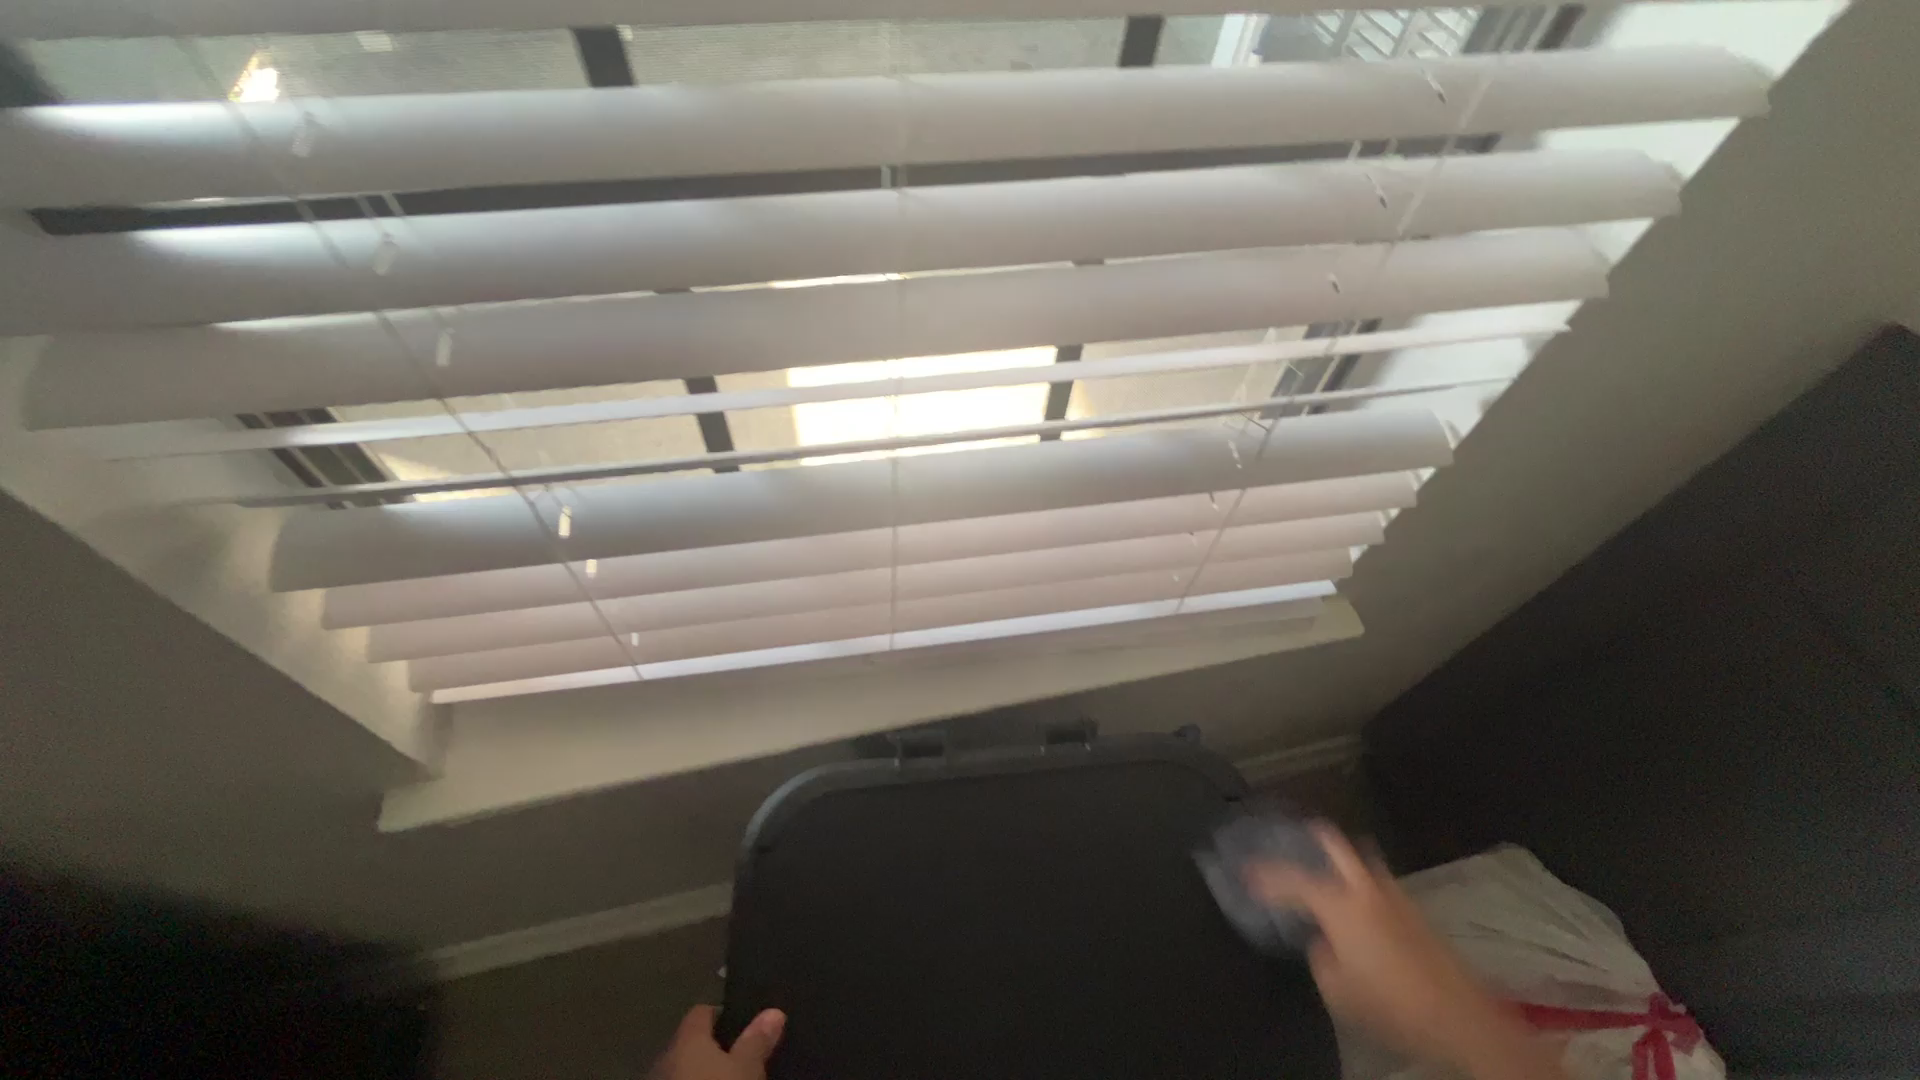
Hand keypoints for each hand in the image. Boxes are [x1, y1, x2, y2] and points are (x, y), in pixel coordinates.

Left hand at [648, 1005, 785, 1079]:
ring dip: (702, 1073)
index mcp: (687, 1039)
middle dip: (714, 1049)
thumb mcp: (745, 1070)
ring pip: (684, 1070)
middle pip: (691, 1043)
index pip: (702, 1012)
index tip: (743, 1024)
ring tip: (729, 1079)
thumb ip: (757, 1041)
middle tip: (741, 1058)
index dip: (723, 1014)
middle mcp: (666, 1057)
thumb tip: (774, 1011)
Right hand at [1246, 825, 1561, 1079]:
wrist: (1461, 1019)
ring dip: (1340, 857)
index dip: (1264, 874)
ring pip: (1361, 859)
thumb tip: (1319, 940)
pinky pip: (1378, 882)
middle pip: (1335, 842)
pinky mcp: (1416, 912)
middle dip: (1311, 835)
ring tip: (1324, 867)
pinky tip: (1356, 902)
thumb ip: (1319, 955)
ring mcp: (1395, 896)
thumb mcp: (1336, 988)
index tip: (1246, 870)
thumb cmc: (1389, 1003)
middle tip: (1292, 836)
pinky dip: (1360, 881)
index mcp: (1339, 904)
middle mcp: (1366, 889)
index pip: (1291, 879)